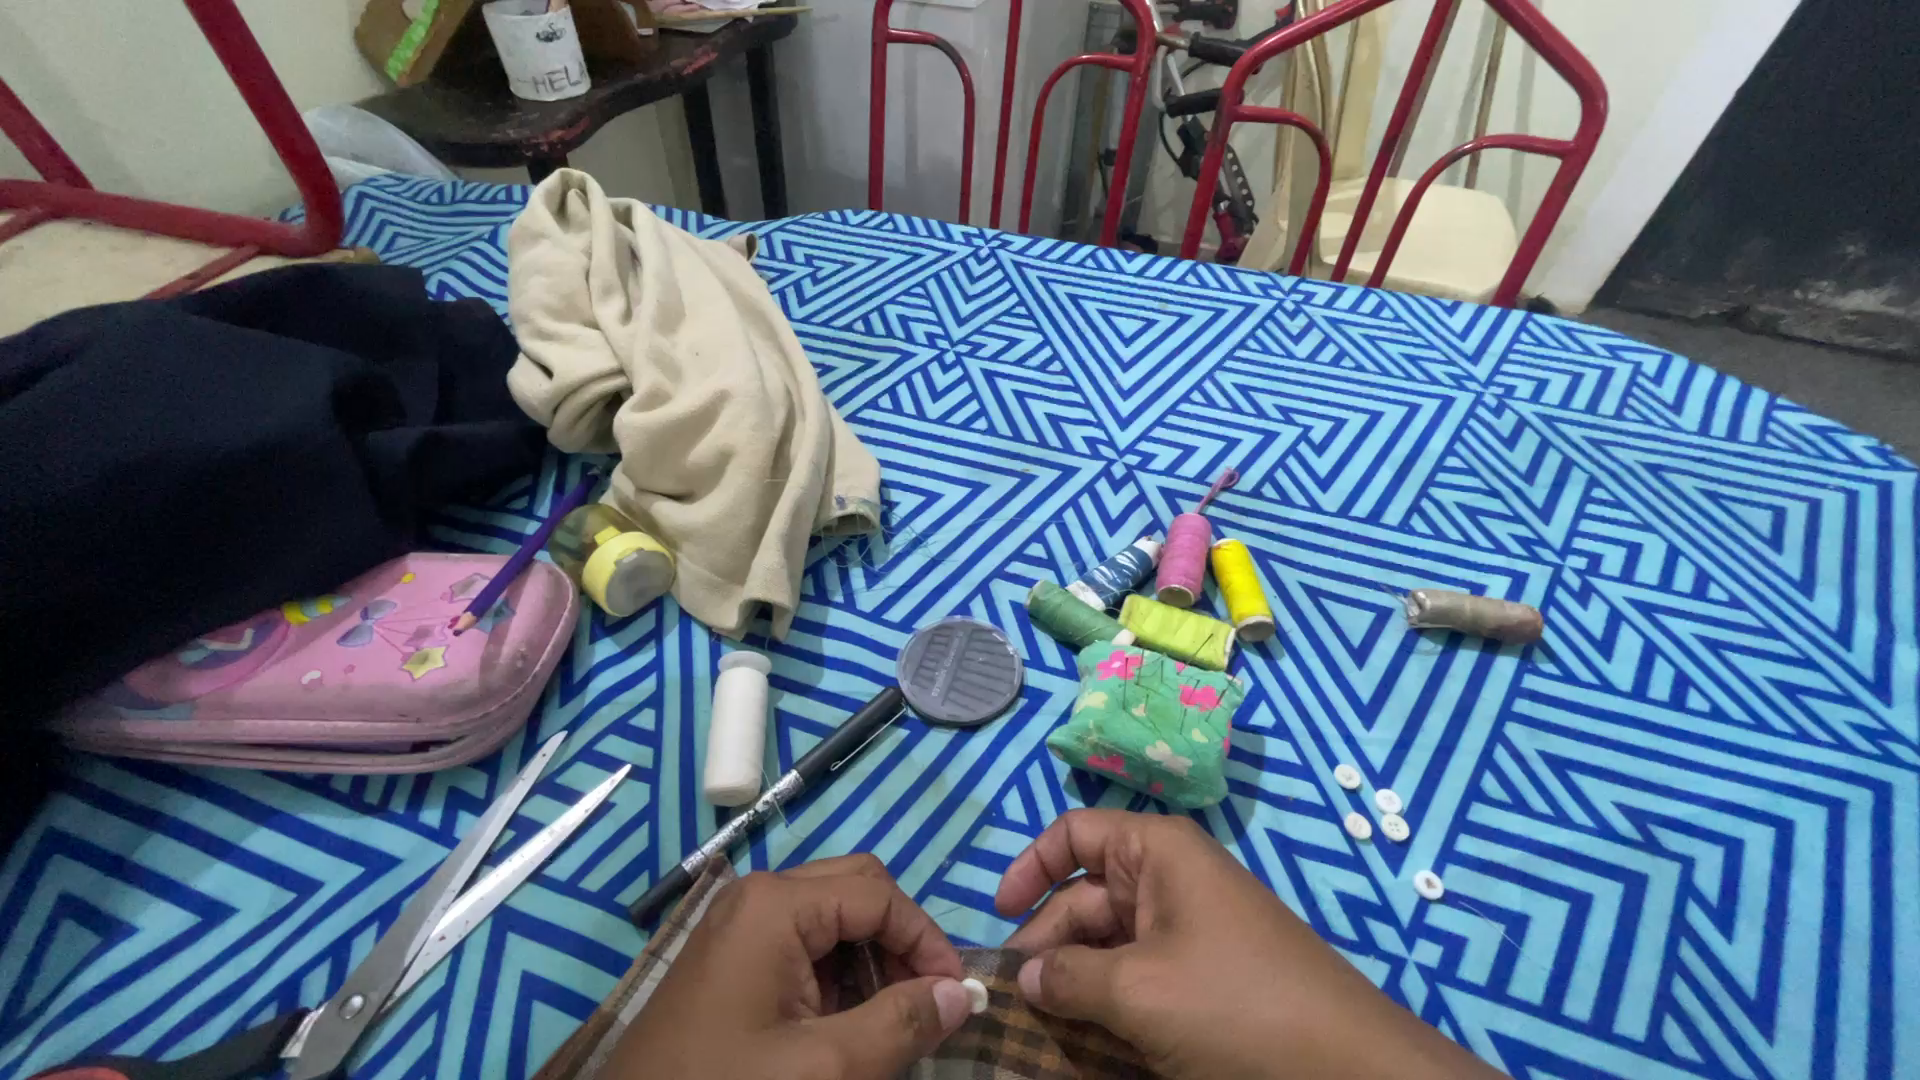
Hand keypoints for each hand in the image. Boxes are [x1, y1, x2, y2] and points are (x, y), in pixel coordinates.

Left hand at [611, 855, 973, 1078]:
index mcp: (775, 904)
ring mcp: (738, 925)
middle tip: (925, 1003)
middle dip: (899, 942)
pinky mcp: (729, 958)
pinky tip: (841, 1026)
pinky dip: (835, 976)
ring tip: (887, 1022)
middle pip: (855, 890)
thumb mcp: (825, 1070)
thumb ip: (901, 1025)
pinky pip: (800, 944)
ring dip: (870, 960)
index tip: (957, 996)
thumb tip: (961, 994)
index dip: (926, 940)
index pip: (878, 894)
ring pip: (830, 917)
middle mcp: (756, 896)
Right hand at [997, 809, 1501, 1079]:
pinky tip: (1082, 1044)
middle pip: (1083, 899)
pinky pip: (1137, 979)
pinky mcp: (1202, 978)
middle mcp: (1167, 879)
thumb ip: (1069, 979)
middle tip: (1010, 1005)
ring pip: (1107, 947)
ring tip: (1037, 1032)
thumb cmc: (1237, 1005)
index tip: (997, 918)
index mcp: (1154, 851)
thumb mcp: (1141, 991)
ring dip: (1072, 986)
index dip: (1029, 867)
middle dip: (1046, 947)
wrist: (1356, 1073)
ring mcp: (1187, 930)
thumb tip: (1023, 979)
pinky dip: (1107, 1007)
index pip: (1072, 834)